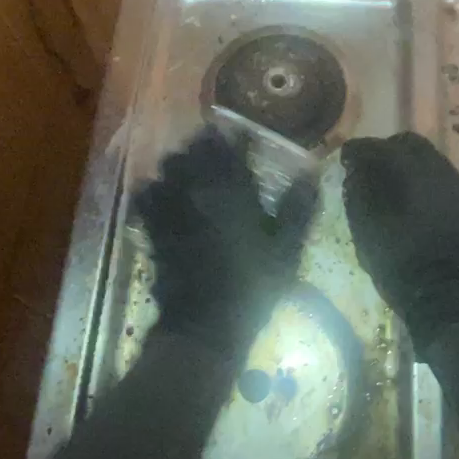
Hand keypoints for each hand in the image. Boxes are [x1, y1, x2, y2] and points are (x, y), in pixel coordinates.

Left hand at [132, 127, 317, 353]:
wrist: (206, 325)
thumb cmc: (253, 286)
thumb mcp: (287, 250)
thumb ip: (298, 209)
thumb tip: (311, 173)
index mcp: (235, 191)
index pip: (234, 148)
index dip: (238, 138)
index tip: (243, 134)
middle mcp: (201, 191)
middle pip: (195, 152)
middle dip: (204, 145)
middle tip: (213, 148)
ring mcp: (173, 208)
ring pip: (169, 169)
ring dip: (178, 163)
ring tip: (186, 166)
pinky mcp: (154, 228)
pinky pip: (147, 196)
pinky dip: (152, 189)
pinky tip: (159, 193)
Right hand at [340, 132, 458, 356]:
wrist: (452, 299)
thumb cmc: (404, 267)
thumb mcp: (369, 233)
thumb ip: (359, 195)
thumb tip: (355, 171)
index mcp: (414, 176)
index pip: (381, 148)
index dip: (359, 150)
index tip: (344, 158)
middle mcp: (440, 172)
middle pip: (409, 144)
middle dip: (385, 150)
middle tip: (366, 167)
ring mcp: (458, 185)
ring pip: (428, 157)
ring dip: (405, 163)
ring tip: (388, 182)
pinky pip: (440, 174)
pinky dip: (422, 177)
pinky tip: (411, 197)